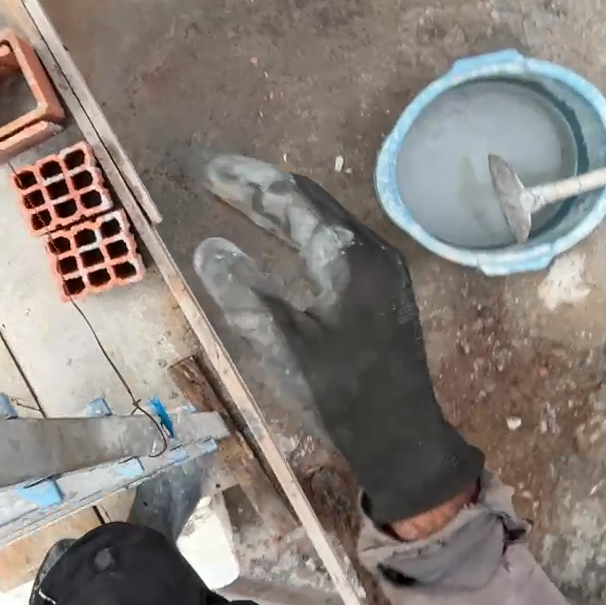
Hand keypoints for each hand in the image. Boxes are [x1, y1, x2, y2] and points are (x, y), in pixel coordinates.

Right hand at [193, 154, 482, 525]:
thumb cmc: (338, 393)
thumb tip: (207, 245)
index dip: (244, 181)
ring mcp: (378, 266)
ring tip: (231, 194)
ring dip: (273, 205)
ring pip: (319, 217)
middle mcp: (369, 250)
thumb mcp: (280, 345)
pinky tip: (271, 233)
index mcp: (348, 259)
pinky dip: (291, 227)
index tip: (205, 168)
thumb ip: (243, 292)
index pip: (290, 199)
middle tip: (211, 174)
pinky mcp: (376, 285)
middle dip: (256, 185)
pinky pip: (328, 238)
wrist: (400, 435)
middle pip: (307, 200)